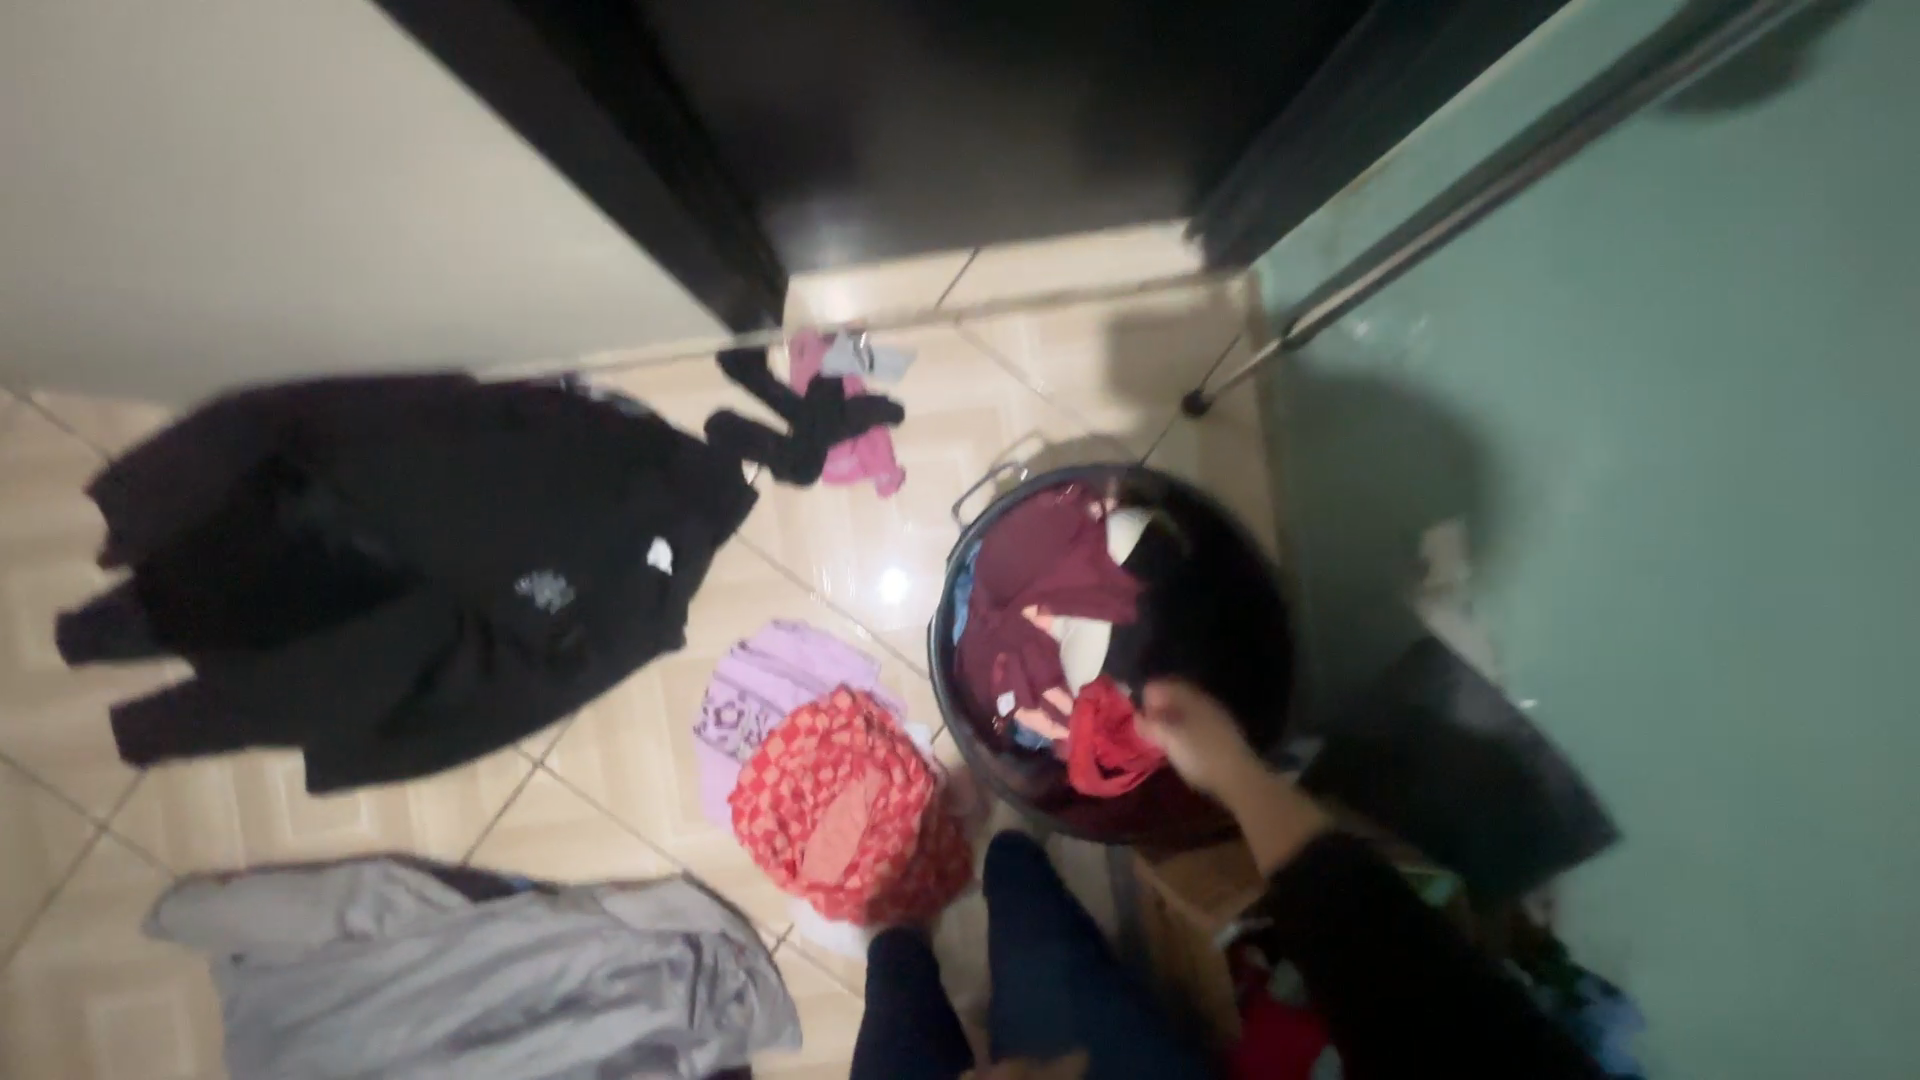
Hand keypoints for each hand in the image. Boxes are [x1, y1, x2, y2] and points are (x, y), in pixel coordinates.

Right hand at [1137, 679, 1330, 872]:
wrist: (1241, 779)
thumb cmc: (1201, 755)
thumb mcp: (1169, 740)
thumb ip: (1151, 726)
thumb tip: (1138, 718)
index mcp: (1190, 697)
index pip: (1162, 684)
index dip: (1147, 697)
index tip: (1140, 715)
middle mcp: (1205, 702)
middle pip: (1176, 695)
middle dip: (1159, 708)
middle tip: (1148, 726)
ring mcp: (1217, 717)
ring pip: (1187, 710)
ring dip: (1172, 719)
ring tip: (1162, 737)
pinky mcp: (1224, 734)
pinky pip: (1197, 723)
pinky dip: (1185, 729)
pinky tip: (1182, 745)